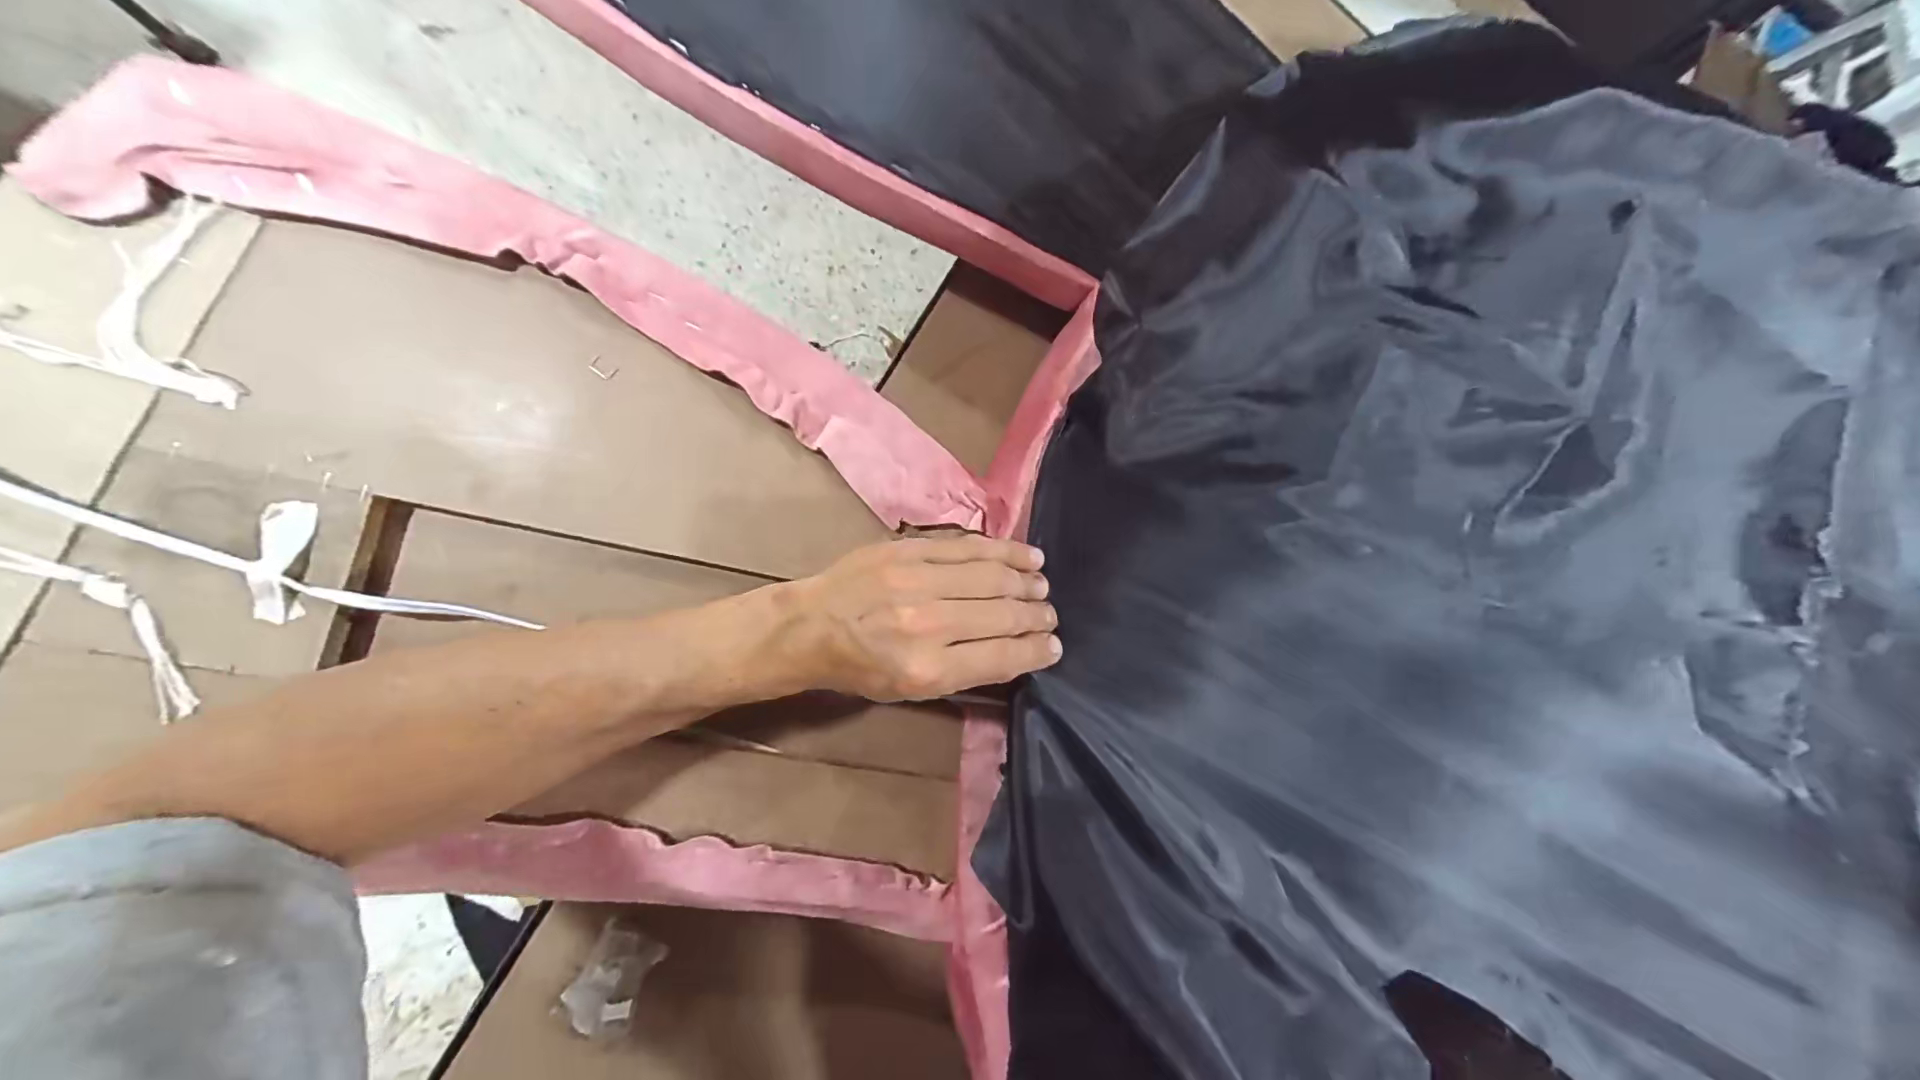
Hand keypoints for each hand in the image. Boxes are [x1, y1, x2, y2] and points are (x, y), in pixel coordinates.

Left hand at [773, 535, 1060, 700]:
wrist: (811, 627)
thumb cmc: (861, 668)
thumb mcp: (912, 690)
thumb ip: (968, 671)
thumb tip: (1019, 649)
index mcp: (929, 669)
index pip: (1004, 656)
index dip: (1037, 650)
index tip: (1054, 645)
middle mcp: (928, 624)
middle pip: (1004, 614)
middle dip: (1037, 615)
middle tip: (1051, 614)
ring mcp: (917, 581)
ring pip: (992, 576)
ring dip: (1026, 580)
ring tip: (1042, 585)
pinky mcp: (908, 550)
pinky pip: (968, 547)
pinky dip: (1003, 551)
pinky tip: (1025, 556)